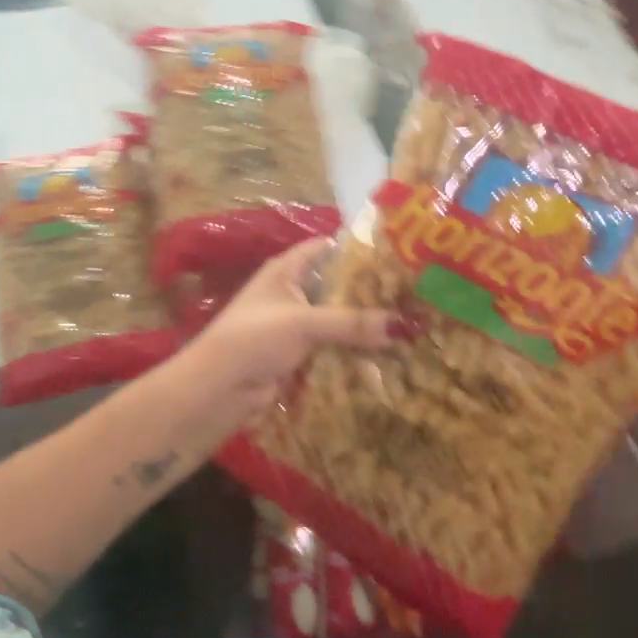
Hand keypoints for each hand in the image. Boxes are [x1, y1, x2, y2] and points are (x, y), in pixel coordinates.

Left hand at [177, 238, 405, 418]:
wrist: (218, 389)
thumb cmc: (254, 339)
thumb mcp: (304, 323)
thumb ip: (353, 322)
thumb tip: (408, 325)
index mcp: (286, 271)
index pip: (327, 248)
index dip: (360, 250)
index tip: (401, 256)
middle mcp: (292, 294)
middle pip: (338, 288)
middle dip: (372, 295)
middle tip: (419, 298)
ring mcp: (296, 328)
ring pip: (340, 323)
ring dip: (367, 329)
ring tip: (415, 329)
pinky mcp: (299, 358)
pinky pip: (334, 351)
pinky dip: (356, 355)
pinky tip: (390, 359)